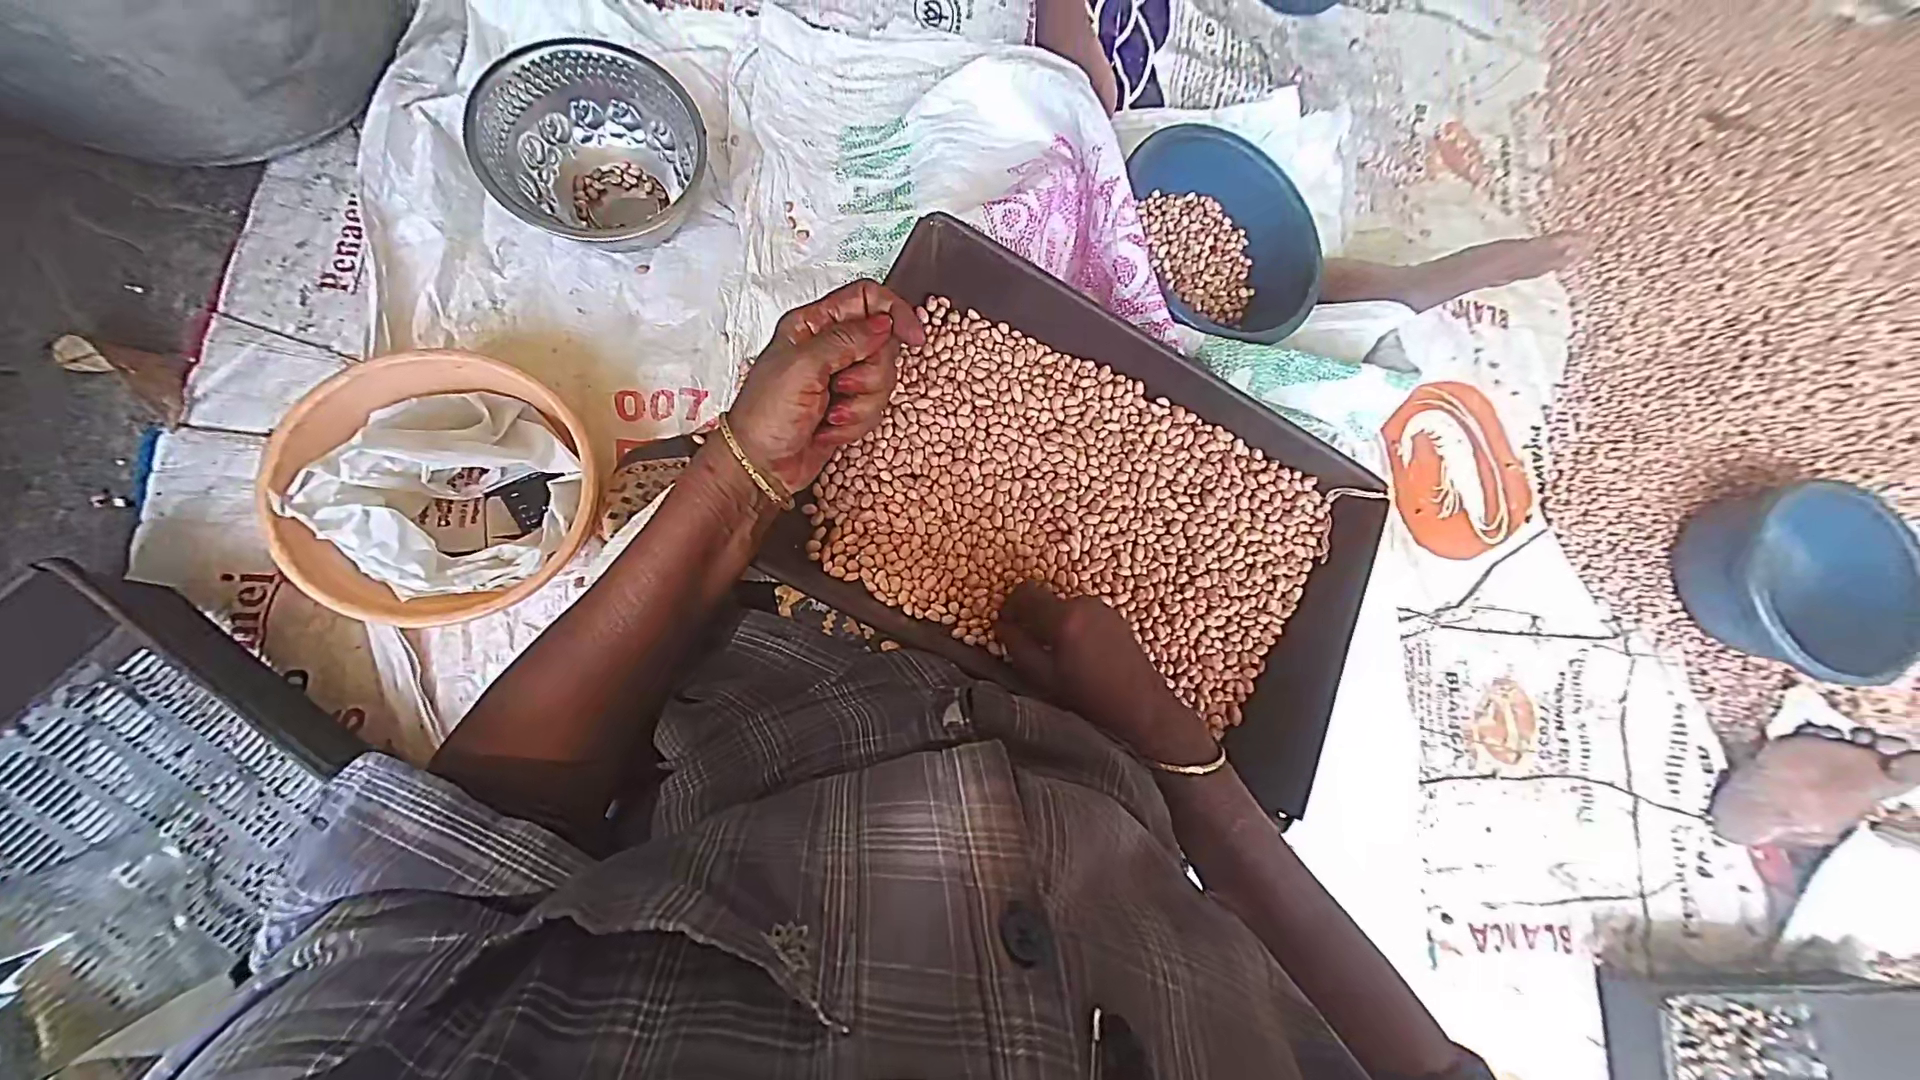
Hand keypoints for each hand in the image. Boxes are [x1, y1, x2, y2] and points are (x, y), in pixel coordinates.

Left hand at [726, 280, 924, 493]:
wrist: (760, 465)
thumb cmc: (765, 415)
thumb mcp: (802, 368)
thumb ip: (845, 340)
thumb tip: (884, 323)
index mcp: (813, 325)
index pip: (866, 299)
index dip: (894, 313)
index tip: (913, 336)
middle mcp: (830, 348)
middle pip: (883, 345)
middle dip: (871, 374)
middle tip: (843, 387)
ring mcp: (840, 379)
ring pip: (883, 381)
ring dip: (862, 404)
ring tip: (832, 415)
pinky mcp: (849, 407)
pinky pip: (875, 409)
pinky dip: (856, 423)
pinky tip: (829, 429)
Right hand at [996, 581, 1215, 763]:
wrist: (1141, 710)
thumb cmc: (1089, 700)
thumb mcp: (1043, 678)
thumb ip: (1017, 647)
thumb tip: (1001, 626)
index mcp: (1064, 618)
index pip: (1024, 593)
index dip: (1009, 607)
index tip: (1005, 625)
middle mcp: (1084, 604)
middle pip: (1043, 598)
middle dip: (1031, 617)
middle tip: (1026, 645)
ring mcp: (1102, 608)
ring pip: (1062, 606)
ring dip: (1052, 622)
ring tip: (1053, 655)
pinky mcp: (1114, 617)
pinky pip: (1080, 613)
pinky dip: (1071, 626)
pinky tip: (1075, 654)